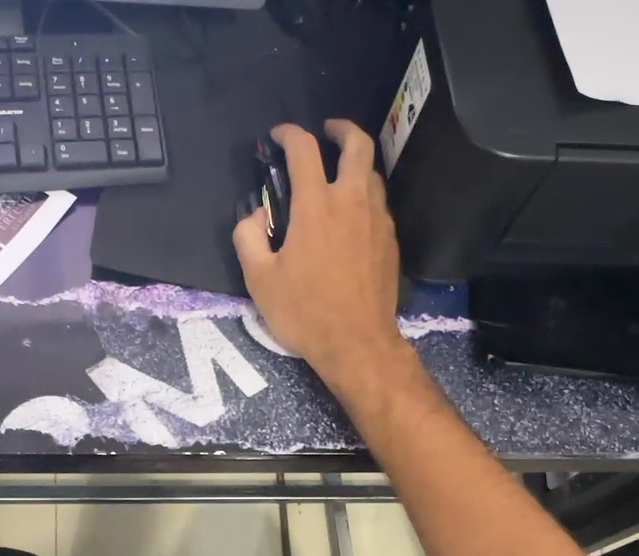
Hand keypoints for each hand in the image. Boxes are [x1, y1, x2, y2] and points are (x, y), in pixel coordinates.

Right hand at [234, 120, 417, 404]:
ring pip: (372, 174)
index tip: (278, 136)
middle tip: (327, 132)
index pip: (304, 149)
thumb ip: (248, 237)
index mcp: (316, 205)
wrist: (356, 343)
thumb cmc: (304, 312)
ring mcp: (376, 220)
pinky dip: (364, 197)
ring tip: (339, 176)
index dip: (289, 134)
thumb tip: (256, 215)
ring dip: (355, 164)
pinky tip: (352, 217)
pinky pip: (378, 205)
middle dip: (341, 129)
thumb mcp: (259, 280)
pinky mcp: (390, 242)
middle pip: (357, 144)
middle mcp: (351, 202)